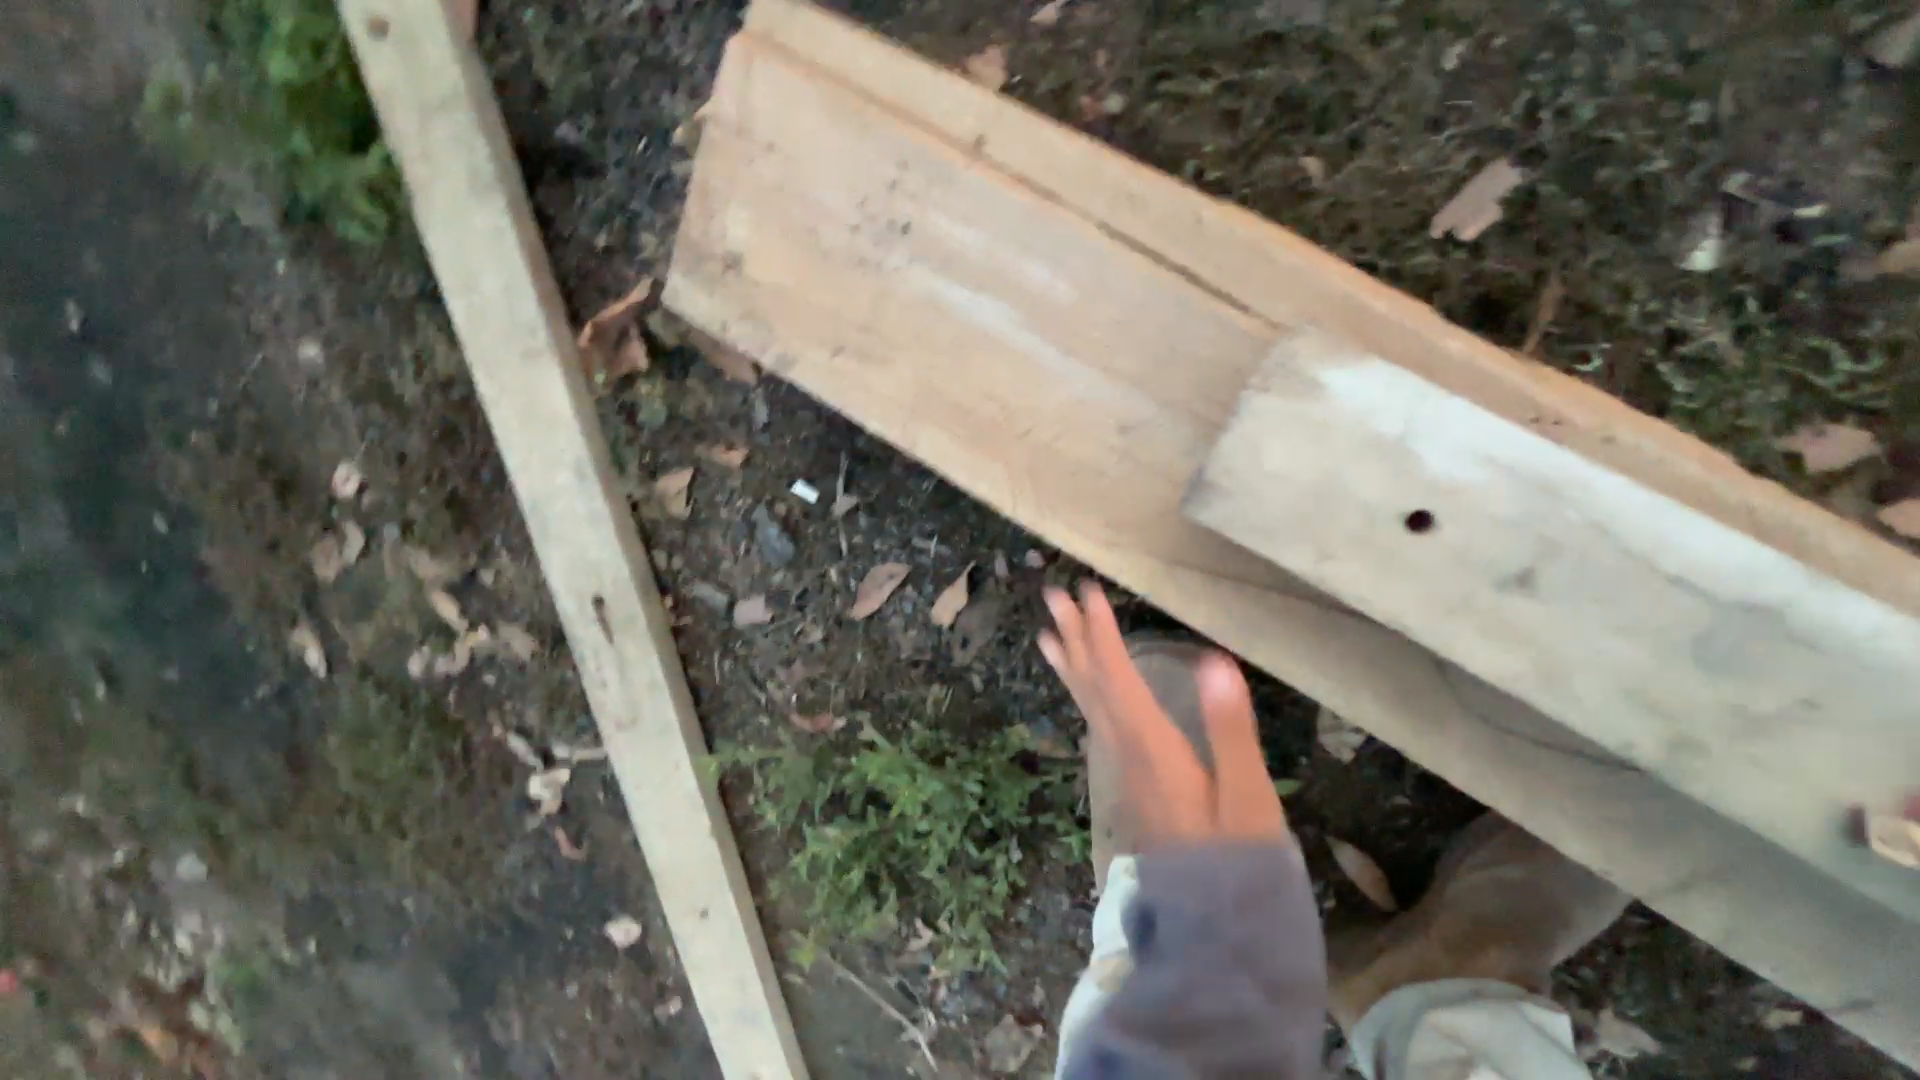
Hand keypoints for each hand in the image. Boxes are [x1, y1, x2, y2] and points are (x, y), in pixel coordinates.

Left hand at [1038, 581, 1288, 848]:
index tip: (1086, 592)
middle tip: (1052, 595)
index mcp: (1150, 747)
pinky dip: (1081, 693)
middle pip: (1091, 685)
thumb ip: (1228, 730)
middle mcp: (1125, 752)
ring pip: (1087, 704)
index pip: (1116, 677)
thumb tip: (1214, 661)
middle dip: (1074, 637)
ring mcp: (1123, 769)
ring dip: (1070, 663)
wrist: (1213, 926)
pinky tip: (1081, 689)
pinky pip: (1094, 720)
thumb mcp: (1246, 796)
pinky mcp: (1129, 780)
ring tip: (1047, 633)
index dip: (1100, 633)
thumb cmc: (1240, 860)